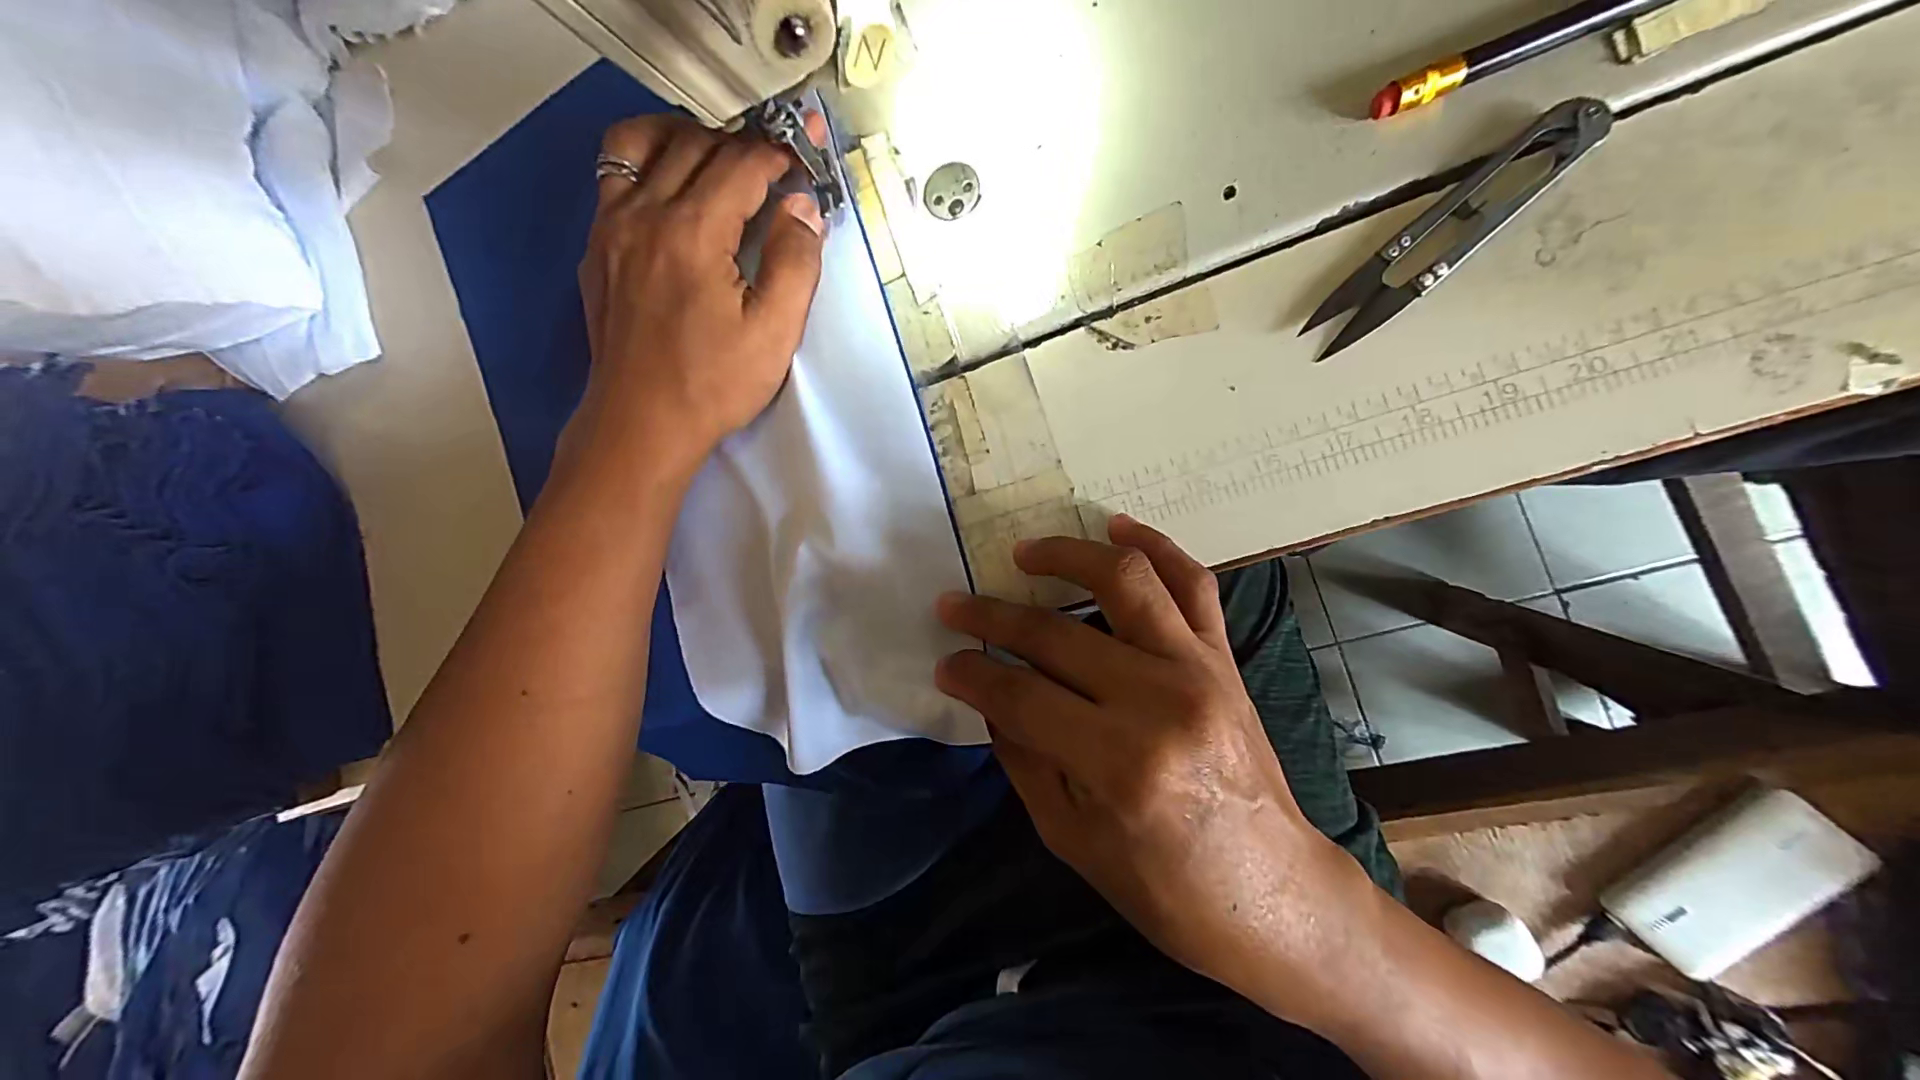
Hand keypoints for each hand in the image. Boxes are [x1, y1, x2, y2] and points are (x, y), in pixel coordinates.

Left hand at [570, 114, 827, 477]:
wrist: (642, 422)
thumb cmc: (712, 385)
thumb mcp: (774, 333)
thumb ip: (795, 263)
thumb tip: (803, 208)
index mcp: (694, 233)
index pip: (742, 163)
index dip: (780, 154)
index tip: (802, 158)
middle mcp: (645, 215)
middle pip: (696, 143)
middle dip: (743, 143)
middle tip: (774, 165)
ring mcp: (612, 227)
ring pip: (644, 143)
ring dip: (688, 138)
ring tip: (719, 160)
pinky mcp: (598, 248)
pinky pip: (616, 175)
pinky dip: (649, 163)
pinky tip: (674, 193)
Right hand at [933, 515, 1367, 996]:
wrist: (1275, 893)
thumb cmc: (1167, 887)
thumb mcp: (1072, 837)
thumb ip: (1024, 757)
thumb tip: (990, 696)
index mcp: (1120, 763)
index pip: (1021, 696)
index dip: (973, 675)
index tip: (946, 663)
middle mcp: (1162, 701)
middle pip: (1058, 636)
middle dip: (992, 617)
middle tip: (955, 606)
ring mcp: (1201, 670)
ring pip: (1127, 580)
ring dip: (1067, 555)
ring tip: (1026, 553)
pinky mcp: (1225, 659)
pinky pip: (1192, 583)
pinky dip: (1154, 544)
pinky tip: (1116, 526)